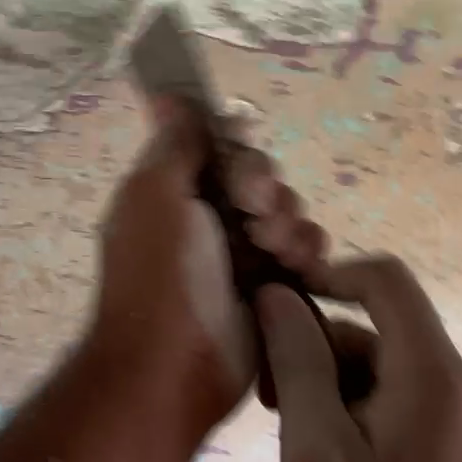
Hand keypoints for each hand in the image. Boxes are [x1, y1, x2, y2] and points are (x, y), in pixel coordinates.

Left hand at [89, 96, 324, 431]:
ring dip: (287, 221)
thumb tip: (167, 93)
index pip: (214, 143)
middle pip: (257, 173)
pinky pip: (306, 250)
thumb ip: (172, 144)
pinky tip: (295, 267)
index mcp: (170, 190)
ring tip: (272, 249)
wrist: (172, 369)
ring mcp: (239, 253)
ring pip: (286, 210)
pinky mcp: (274, 287)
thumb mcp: (155, 195)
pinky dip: (305, 251)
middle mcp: (204, 216)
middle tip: (251, 209)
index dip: (233, 141)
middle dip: (262, 184)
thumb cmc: (158, 274)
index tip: (237, 148)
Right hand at [257, 255, 461, 461]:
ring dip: (326, 378)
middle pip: (376, 326)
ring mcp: (455, 423)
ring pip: (378, 364)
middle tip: (266, 389)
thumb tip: (276, 293)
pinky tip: (317, 445)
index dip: (329, 272)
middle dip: (315, 341)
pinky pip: (392, 399)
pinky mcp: (448, 452)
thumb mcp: (313, 446)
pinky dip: (348, 405)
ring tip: (285, 424)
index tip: (276, 296)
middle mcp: (454, 389)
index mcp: (431, 377)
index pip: (387, 280)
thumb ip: (296, 360)